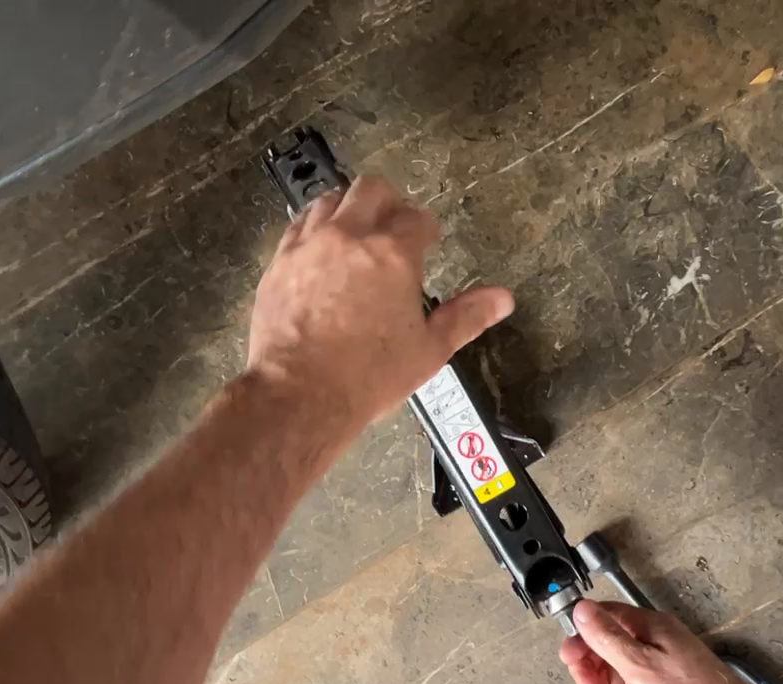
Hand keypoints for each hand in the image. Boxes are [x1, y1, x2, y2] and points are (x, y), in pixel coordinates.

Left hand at [247, 175, 514, 426]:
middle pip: (371, 190)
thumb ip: (466, 317)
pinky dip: (315, 225)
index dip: (427, 228)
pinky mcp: (281, 263)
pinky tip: (321, 243)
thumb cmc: (366, 377)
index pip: (417, 220)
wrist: (302, 394)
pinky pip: (298, 224)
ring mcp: (310, 246)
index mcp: (393, 255)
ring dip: (350, 206)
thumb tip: (501, 299)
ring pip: (330, 199)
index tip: (429, 238)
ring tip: (359, 227)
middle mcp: (350, 238)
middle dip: (390, 200)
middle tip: (396, 220)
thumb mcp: (429, 351)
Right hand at [558, 600, 779, 683]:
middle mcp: (652, 644)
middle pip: (604, 648)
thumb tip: (582, 607)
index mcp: (649, 627)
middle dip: (588, 670)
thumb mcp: (640, 666)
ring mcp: (656, 670)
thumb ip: (607, 638)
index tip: (569, 660)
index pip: (604, 618)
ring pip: (613, 674)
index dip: (582, 636)